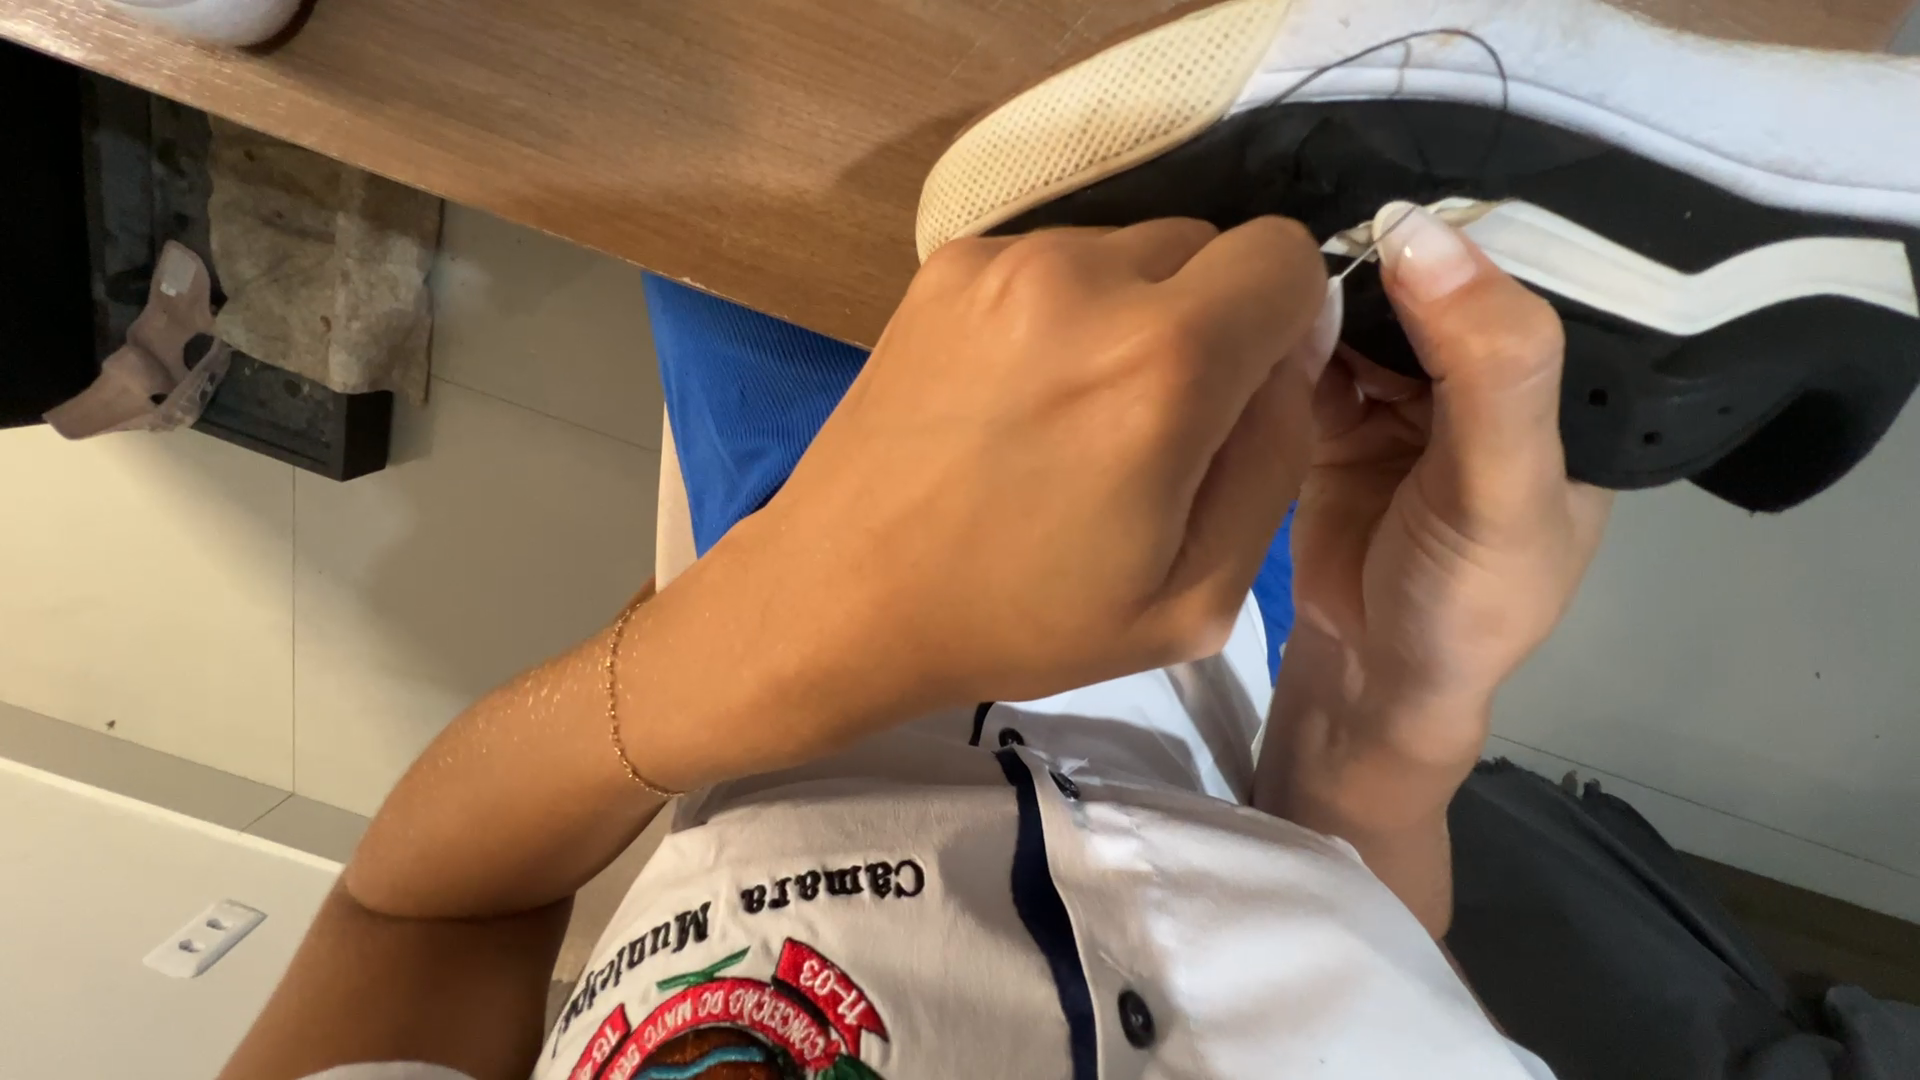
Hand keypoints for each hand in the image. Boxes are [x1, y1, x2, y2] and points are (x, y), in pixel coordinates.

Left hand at [649, 219, 1339, 785]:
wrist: (841, 596)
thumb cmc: (1016, 620)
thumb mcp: (1194, 599)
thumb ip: (1275, 462)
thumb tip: (1287, 358)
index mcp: (1160, 365)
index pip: (1286, 259)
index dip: (1284, 325)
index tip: (1237, 394)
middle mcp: (1081, 278)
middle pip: (1207, 246)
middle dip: (1207, 322)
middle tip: (1141, 422)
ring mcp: (999, 262)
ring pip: (1126, 249)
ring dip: (1127, 315)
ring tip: (1061, 414)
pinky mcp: (939, 267)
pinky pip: (1049, 262)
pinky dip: (1056, 312)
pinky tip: (1007, 393)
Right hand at [1274, 203, 1610, 822]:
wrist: (1370, 674)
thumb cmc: (1465, 596)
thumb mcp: (1500, 484)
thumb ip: (1486, 364)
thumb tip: (1416, 230)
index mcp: (1555, 391)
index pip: (1517, 282)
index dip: (1461, 236)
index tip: (1389, 182)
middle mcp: (1478, 386)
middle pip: (1430, 295)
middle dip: (1378, 262)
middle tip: (1309, 208)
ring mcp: (1400, 406)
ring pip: (1364, 326)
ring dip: (1325, 303)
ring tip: (1271, 261)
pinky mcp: (1334, 428)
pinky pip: (1311, 371)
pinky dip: (1287, 351)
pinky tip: (1259, 324)